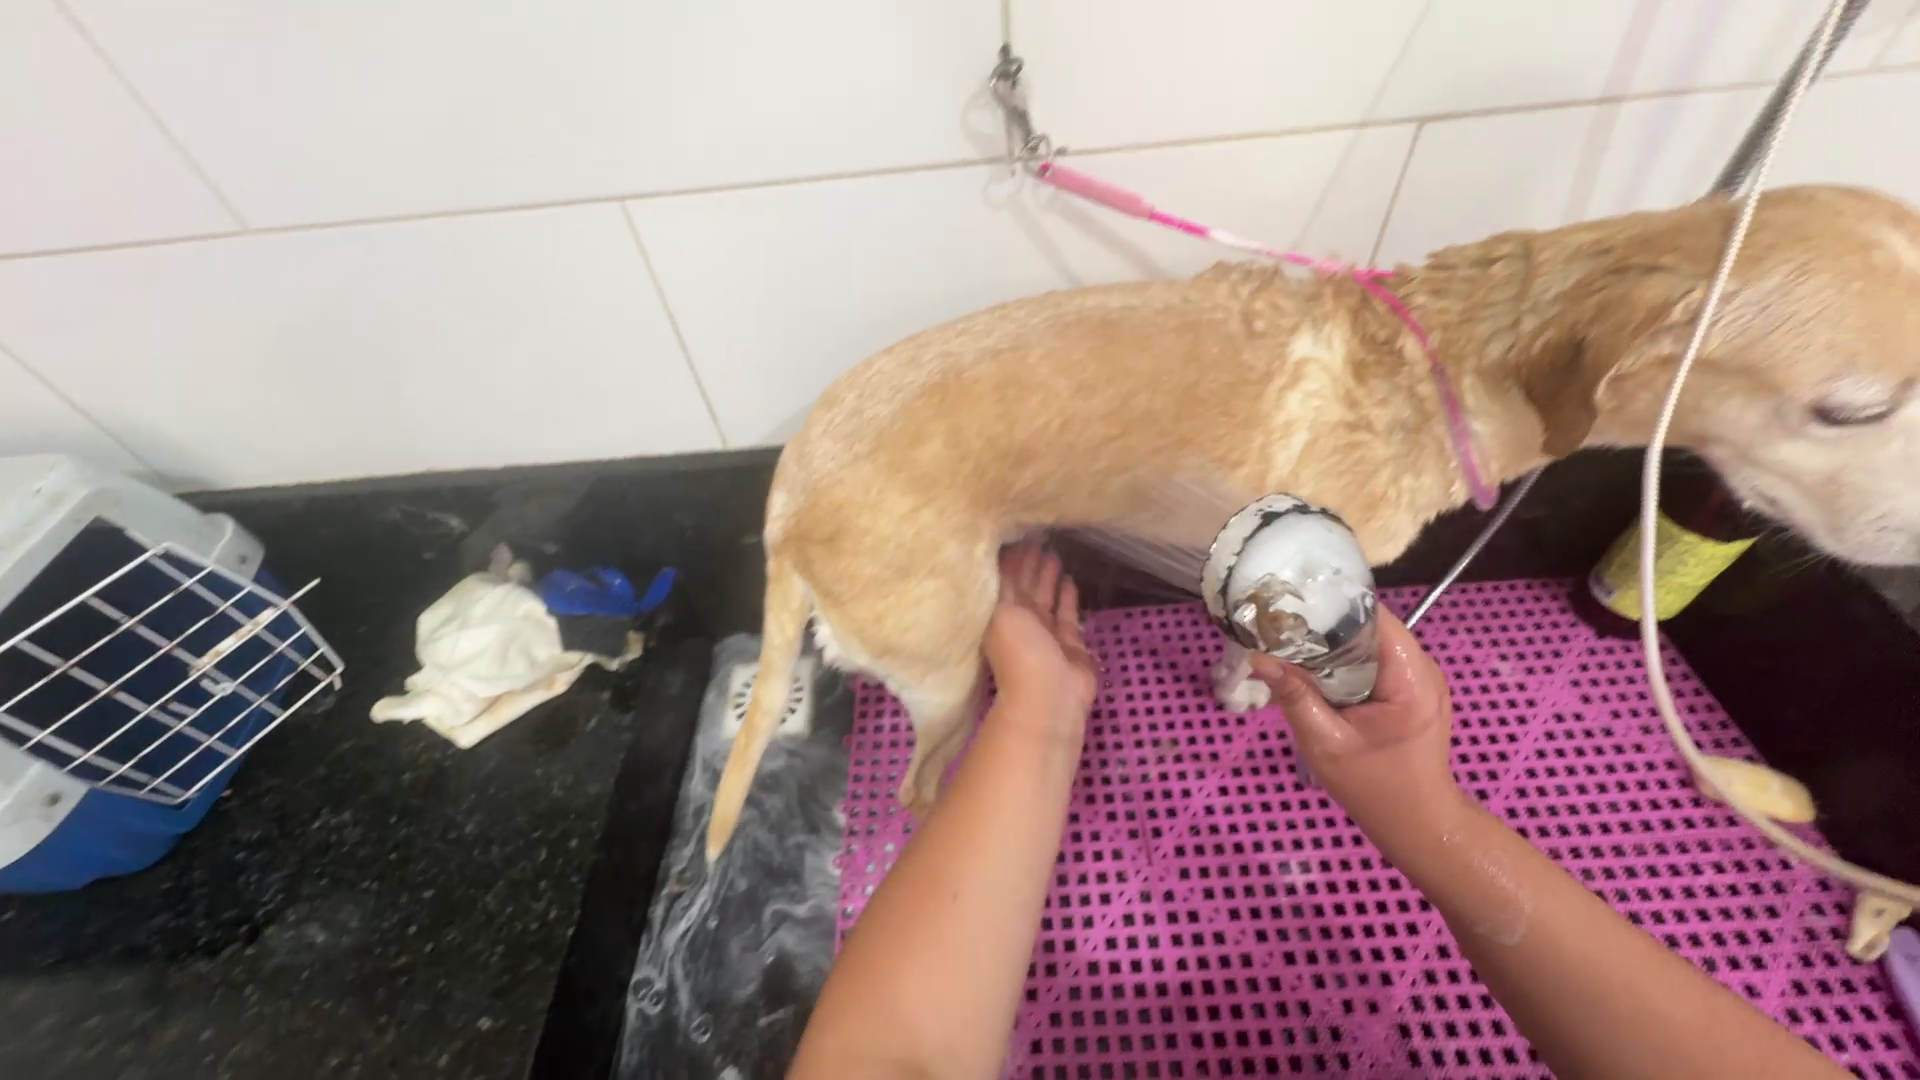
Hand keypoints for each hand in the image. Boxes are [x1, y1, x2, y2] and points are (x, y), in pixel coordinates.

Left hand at [983, 544, 1097, 731]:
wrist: (1050, 696)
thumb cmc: (1021, 652)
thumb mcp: (1004, 612)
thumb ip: (1007, 584)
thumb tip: (1006, 555)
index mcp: (1001, 615)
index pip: (1006, 580)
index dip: (1012, 559)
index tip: (1019, 534)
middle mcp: (1022, 623)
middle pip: (1026, 587)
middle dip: (1031, 564)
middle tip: (1039, 537)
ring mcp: (1046, 635)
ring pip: (1047, 598)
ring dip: (1049, 578)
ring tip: (1053, 553)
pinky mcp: (1070, 645)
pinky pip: (1068, 615)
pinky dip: (1068, 598)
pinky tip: (1069, 579)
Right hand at [1250, 610, 1468, 854]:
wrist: (1420, 825)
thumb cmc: (1375, 787)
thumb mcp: (1325, 743)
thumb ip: (1294, 696)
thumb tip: (1259, 657)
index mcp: (1412, 677)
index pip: (1373, 618)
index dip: (1331, 607)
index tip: (1289, 606)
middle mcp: (1424, 669)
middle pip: (1371, 626)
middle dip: (1325, 624)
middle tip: (1280, 626)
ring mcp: (1421, 679)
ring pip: (1370, 642)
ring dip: (1333, 643)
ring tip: (1291, 644)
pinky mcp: (1412, 690)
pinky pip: (1375, 660)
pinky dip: (1344, 660)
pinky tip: (1314, 669)